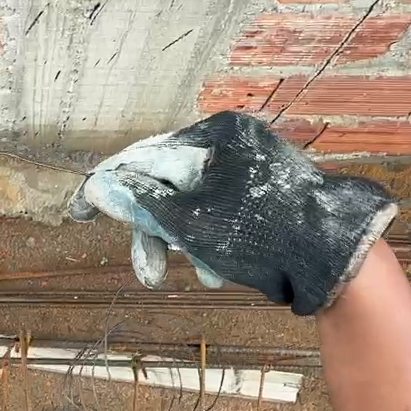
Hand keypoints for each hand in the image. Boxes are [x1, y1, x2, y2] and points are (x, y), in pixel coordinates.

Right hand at [70, 111, 396, 314]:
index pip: (145, 156)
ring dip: (187, 247)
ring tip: (205, 276)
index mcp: (215, 134)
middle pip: (168, 188)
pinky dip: (210, 245)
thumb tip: (97, 187)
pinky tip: (221, 272)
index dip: (109, 186)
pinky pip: (217, 218)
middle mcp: (231, 145)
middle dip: (157, 235)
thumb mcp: (189, 220)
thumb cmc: (259, 231)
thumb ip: (140, 203)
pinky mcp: (259, 197)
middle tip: (147, 272)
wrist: (331, 257)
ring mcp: (248, 171)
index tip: (79, 211)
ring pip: (191, 209)